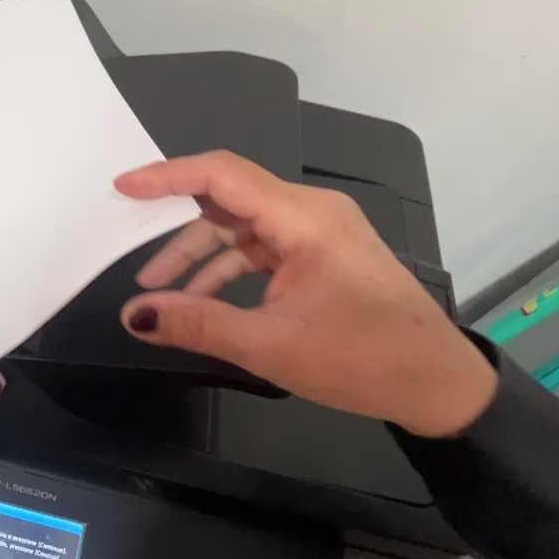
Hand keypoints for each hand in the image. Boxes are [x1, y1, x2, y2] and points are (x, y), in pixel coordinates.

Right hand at [114, 151, 495, 436]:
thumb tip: (134, 314)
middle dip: (174, 224)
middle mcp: (310, 212)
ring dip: (196, 255)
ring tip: (156, 290)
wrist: (435, 383)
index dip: (167, 176)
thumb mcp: (269, 346)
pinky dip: (224, 269)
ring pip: (239, 227)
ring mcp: (316, 233)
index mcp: (304, 220)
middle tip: (127, 241)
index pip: (223, 175)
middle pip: (226, 199)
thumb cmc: (363, 360)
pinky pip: (258, 249)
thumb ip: (197, 324)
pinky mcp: (318, 254)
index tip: (123, 188)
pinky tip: (199, 301)